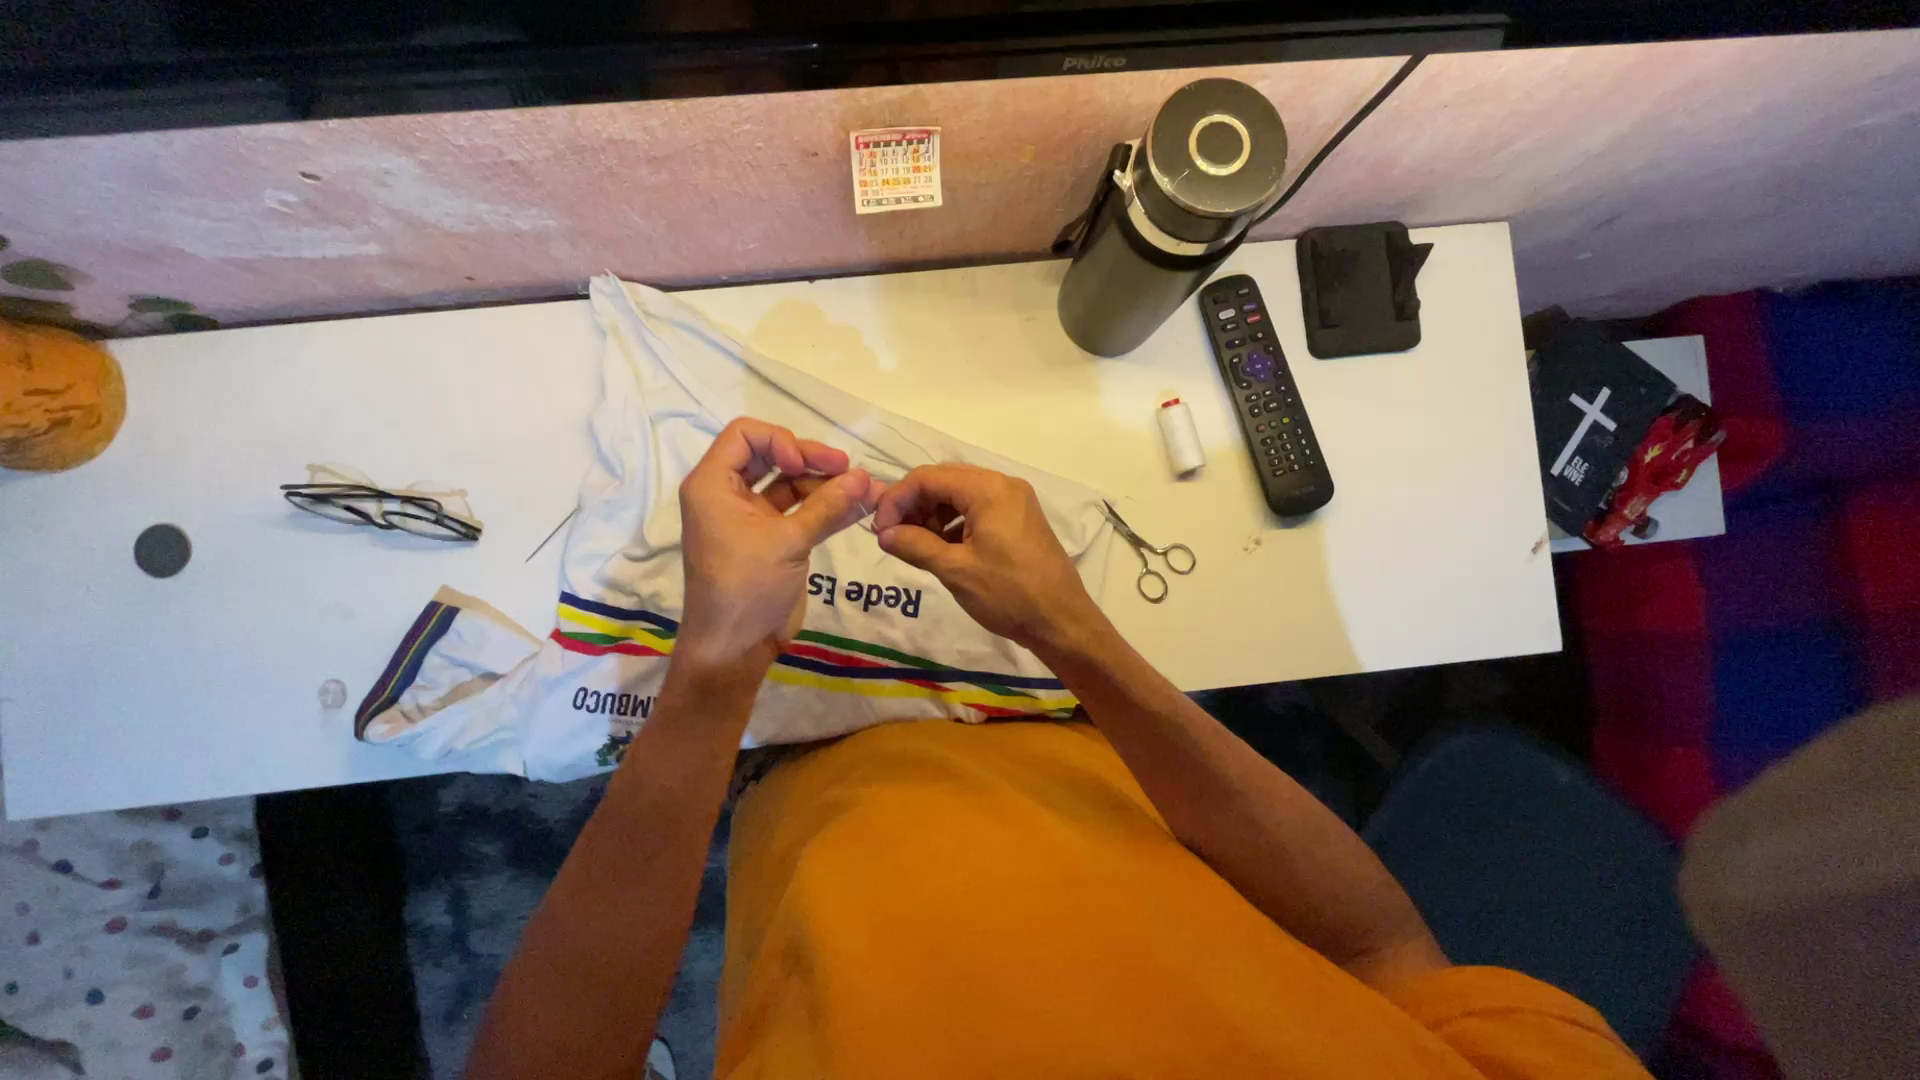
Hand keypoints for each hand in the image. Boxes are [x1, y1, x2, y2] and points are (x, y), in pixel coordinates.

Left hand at [677, 418, 873, 669]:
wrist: (736, 647)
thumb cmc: (746, 587)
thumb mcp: (788, 541)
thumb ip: (827, 506)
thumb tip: (864, 477)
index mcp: (714, 485)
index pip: (745, 435)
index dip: (779, 440)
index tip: (803, 464)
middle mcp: (730, 495)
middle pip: (773, 456)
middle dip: (811, 460)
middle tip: (848, 469)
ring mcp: (754, 518)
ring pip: (792, 485)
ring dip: (827, 485)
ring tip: (867, 490)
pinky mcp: (775, 540)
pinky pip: (802, 512)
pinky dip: (828, 508)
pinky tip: (861, 507)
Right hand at [871, 464, 1102, 652]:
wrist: (1061, 621)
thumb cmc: (1009, 595)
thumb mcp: (956, 571)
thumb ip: (916, 546)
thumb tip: (883, 534)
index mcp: (988, 490)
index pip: (928, 477)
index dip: (897, 499)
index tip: (879, 529)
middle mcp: (1003, 485)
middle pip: (944, 480)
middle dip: (914, 504)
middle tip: (893, 536)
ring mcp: (1015, 500)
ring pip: (961, 494)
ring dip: (933, 513)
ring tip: (916, 545)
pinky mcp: (1020, 518)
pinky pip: (978, 507)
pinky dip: (955, 522)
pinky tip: (942, 548)